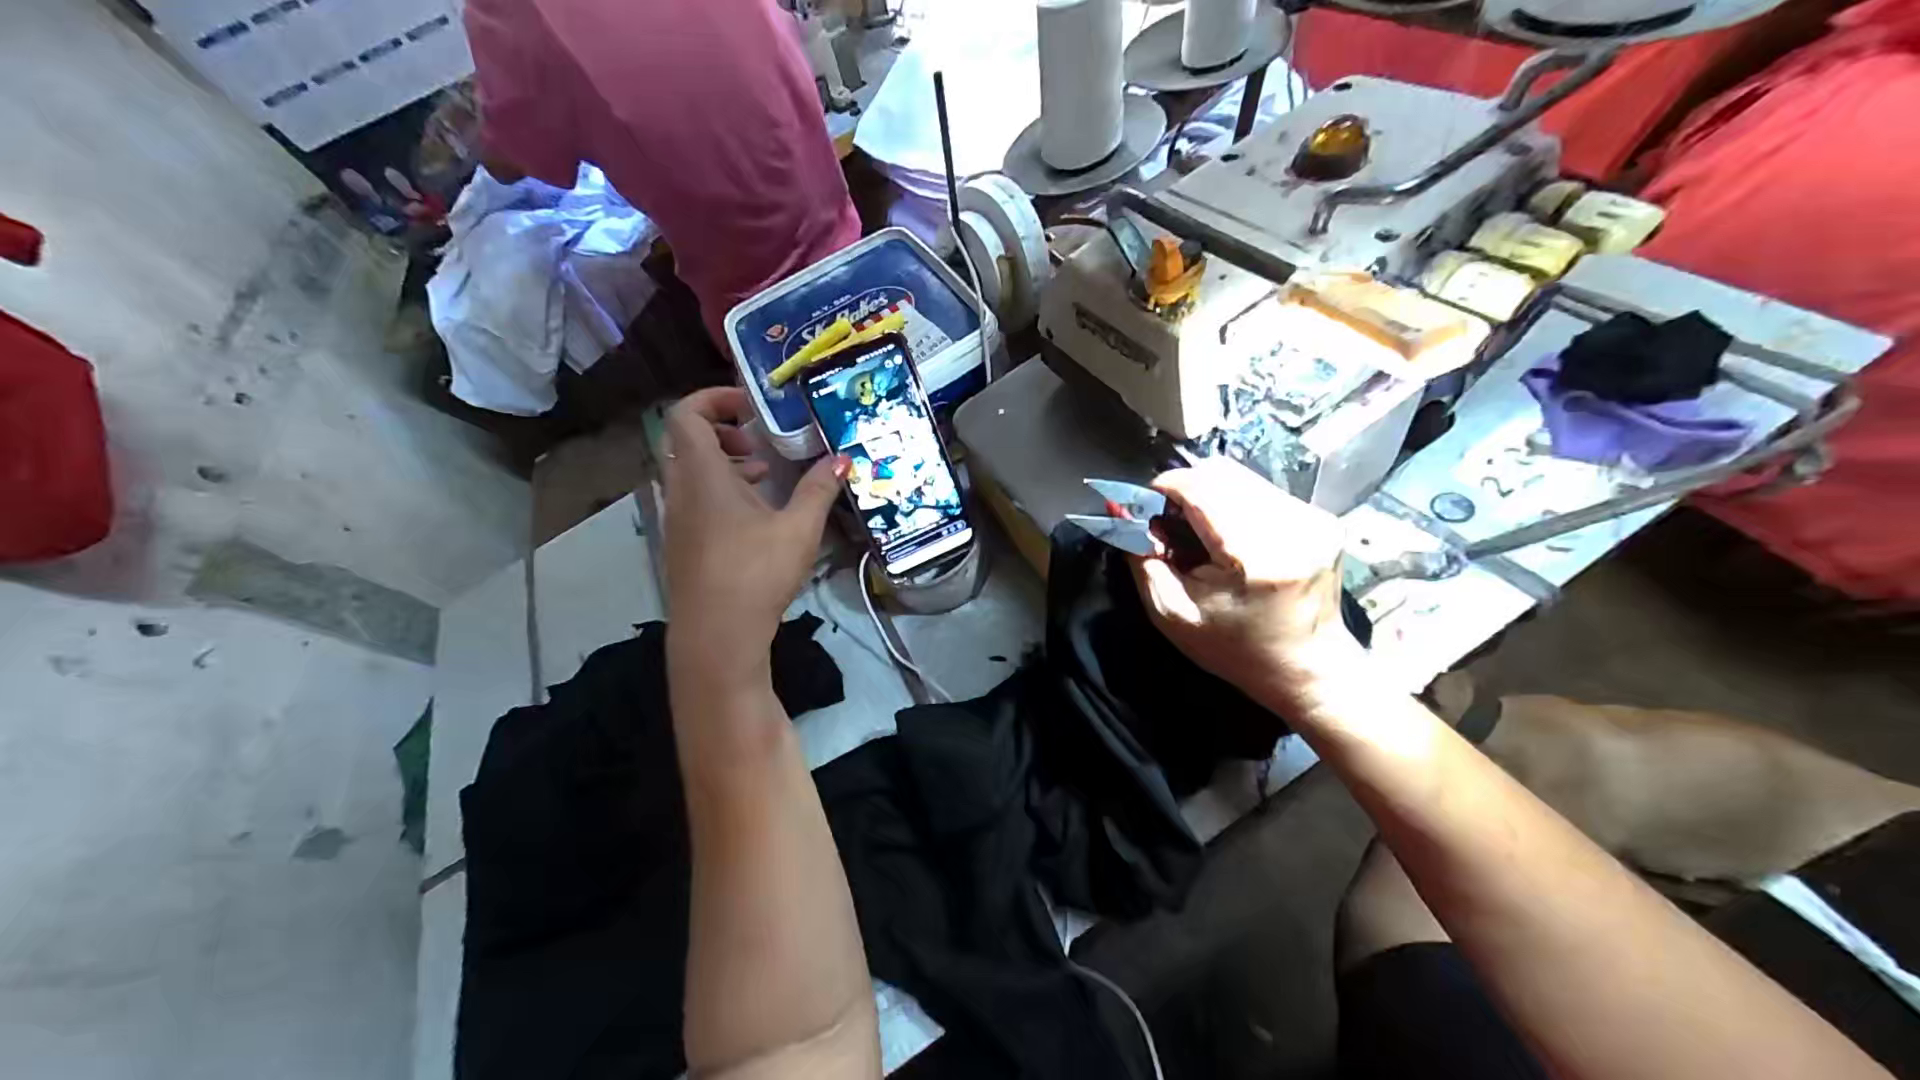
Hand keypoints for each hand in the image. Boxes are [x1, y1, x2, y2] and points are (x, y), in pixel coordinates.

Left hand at [662, 388, 846, 684]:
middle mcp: (680, 490)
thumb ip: (819, 489)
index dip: (714, 399)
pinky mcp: (681, 544)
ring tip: (761, 475)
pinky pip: (692, 498)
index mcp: (702, 475)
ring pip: (689, 471)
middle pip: (684, 440)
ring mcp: (676, 519)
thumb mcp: (799, 528)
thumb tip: (841, 459)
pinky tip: (753, 515)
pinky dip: (717, 490)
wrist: (715, 635)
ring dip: (722, 462)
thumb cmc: (755, 573)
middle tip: (757, 442)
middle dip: (722, 431)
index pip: (686, 414)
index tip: (751, 408)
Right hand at [1131, 458, 1363, 707]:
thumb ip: (1142, 557)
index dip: (1162, 489)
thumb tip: (1120, 508)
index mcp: (1254, 555)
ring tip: (1199, 532)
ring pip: (1240, 476)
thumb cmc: (1236, 650)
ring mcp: (1312, 519)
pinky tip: (1228, 535)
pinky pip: (1261, 490)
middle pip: (1219, 473)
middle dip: (1183, 490)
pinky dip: (1233, 503)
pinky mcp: (1321, 518)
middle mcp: (1291, 526)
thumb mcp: (1172, 613)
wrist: (1306, 669)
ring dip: (1208, 494)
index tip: (1144, 509)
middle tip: (1168, 523)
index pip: (1198, 487)